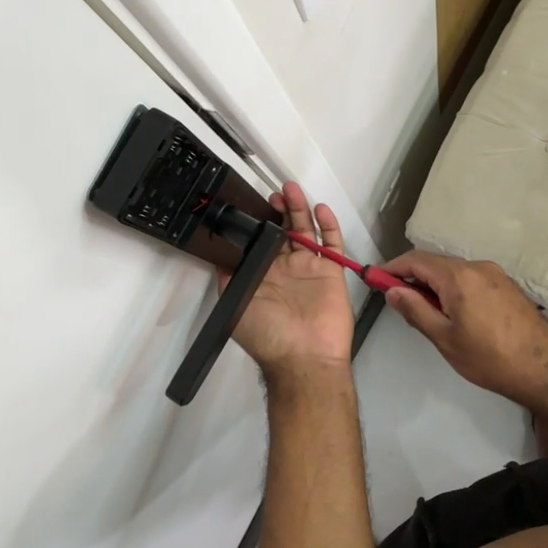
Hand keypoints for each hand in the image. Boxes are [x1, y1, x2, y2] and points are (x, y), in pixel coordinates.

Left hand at [227, 182, 354, 392]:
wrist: (305, 358)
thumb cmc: (267, 334)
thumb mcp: (235, 304)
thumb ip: (228, 277)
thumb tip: (216, 253)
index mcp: (261, 275)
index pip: (258, 241)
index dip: (256, 222)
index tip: (251, 203)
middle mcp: (284, 268)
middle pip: (282, 230)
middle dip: (277, 210)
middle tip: (272, 194)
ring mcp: (308, 268)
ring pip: (304, 230)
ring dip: (298, 208)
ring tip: (291, 189)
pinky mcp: (330, 270)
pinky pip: (331, 243)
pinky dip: (328, 225)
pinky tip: (320, 209)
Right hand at [380, 252, 547, 405]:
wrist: (545, 370)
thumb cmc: (489, 358)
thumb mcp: (444, 338)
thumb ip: (415, 310)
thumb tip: (392, 291)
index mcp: (458, 276)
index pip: (415, 260)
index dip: (393, 268)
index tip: (376, 280)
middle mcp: (477, 266)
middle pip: (435, 263)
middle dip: (413, 277)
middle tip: (398, 302)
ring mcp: (496, 274)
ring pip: (454, 271)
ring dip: (434, 284)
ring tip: (427, 313)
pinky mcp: (507, 286)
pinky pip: (471, 278)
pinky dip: (454, 288)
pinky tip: (454, 313)